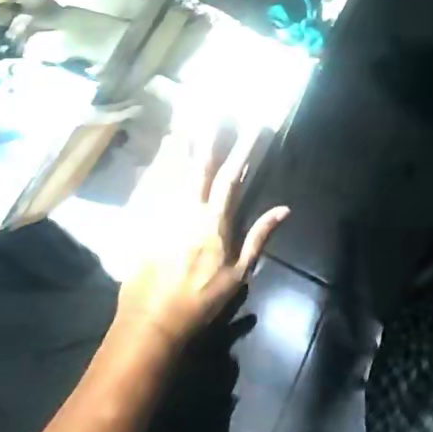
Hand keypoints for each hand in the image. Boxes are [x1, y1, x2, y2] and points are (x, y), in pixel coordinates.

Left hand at [112, 126, 289, 350]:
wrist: (150, 322)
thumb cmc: (200, 301)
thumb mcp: (238, 274)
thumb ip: (259, 237)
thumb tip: (284, 209)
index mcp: (214, 221)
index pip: (232, 176)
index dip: (244, 149)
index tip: (255, 126)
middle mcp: (188, 208)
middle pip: (200, 164)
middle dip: (211, 135)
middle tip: (216, 109)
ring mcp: (165, 212)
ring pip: (175, 170)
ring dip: (184, 144)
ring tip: (187, 119)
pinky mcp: (148, 221)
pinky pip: (157, 185)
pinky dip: (162, 166)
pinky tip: (163, 152)